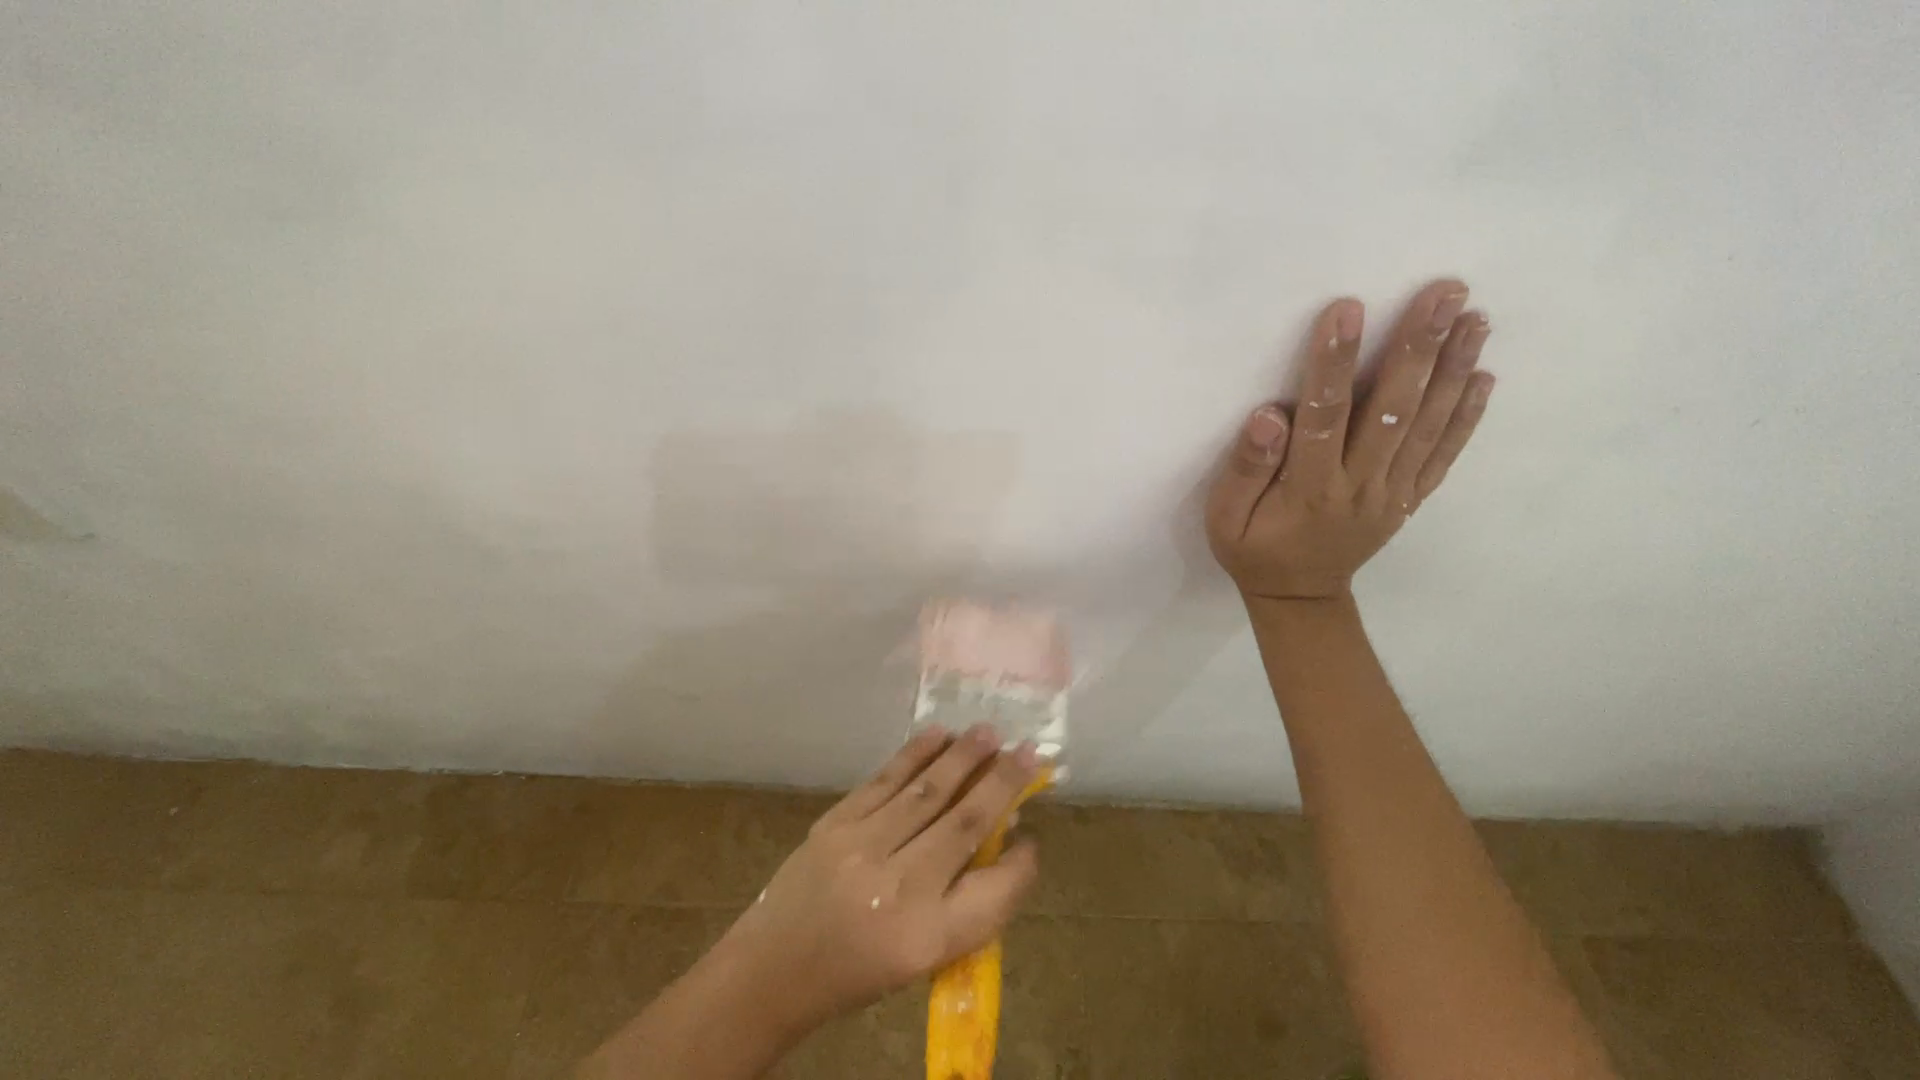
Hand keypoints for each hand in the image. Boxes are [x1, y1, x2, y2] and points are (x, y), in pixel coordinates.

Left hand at [713, 724, 1040, 1033]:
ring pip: (926, 791)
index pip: (994, 891)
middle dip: (1001, 783)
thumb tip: (1003, 836)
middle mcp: (899, 890)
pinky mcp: (834, 826)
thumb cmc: (860, 969)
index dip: (1021, 861)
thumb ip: (971, 903)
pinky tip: (940, 736)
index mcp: (927, 936)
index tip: (1032, 830)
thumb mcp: (925, 956)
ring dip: (963, 757)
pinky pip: (884, 781)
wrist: (776, 968)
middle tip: (1028, 751)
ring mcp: (862, 850)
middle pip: (965, 824)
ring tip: (990, 732)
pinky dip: (915, 755)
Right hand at [1206, 279, 1494, 599]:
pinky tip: (1483, 375)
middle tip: (1445, 293)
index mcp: (1309, 488)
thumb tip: (1269, 415)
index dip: (1334, 364)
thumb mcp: (1225, 518)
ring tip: (1475, 318)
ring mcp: (1392, 493)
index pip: (1324, 417)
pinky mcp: (1409, 499)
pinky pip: (1443, 455)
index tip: (1348, 311)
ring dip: (1452, 369)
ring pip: (1426, 426)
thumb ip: (1246, 469)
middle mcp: (1360, 486)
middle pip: (1392, 411)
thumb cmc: (1254, 550)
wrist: (1300, 596)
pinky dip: (1466, 416)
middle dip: (1418, 348)